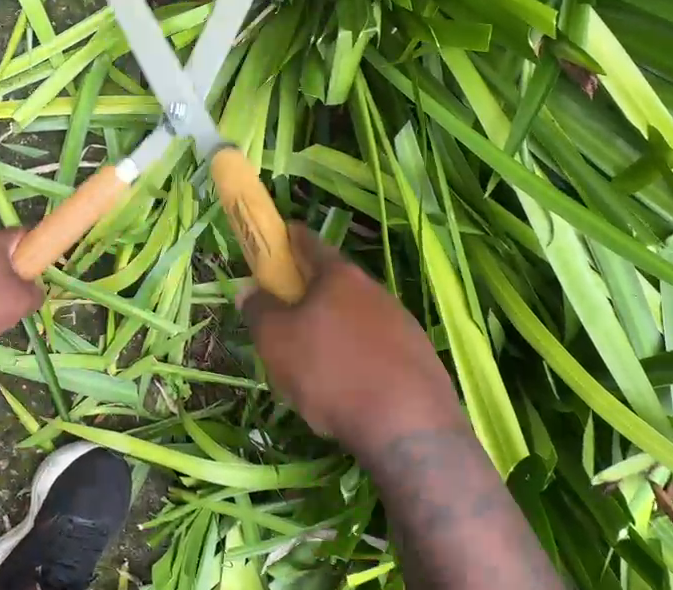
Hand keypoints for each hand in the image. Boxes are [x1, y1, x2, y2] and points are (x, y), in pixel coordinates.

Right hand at [239, 221, 465, 455]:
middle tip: (283, 316)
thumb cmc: (330, 373)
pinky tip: (347, 389)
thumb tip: (250, 290)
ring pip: (357, 317)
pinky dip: (358, 358)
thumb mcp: (274, 340)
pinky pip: (378, 349)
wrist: (411, 432)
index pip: (307, 241)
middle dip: (307, 293)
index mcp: (339, 275)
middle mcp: (375, 290)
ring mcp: (404, 325)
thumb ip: (258, 308)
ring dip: (334, 329)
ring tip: (313, 364)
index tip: (269, 246)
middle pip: (334, 281)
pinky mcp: (422, 360)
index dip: (285, 239)